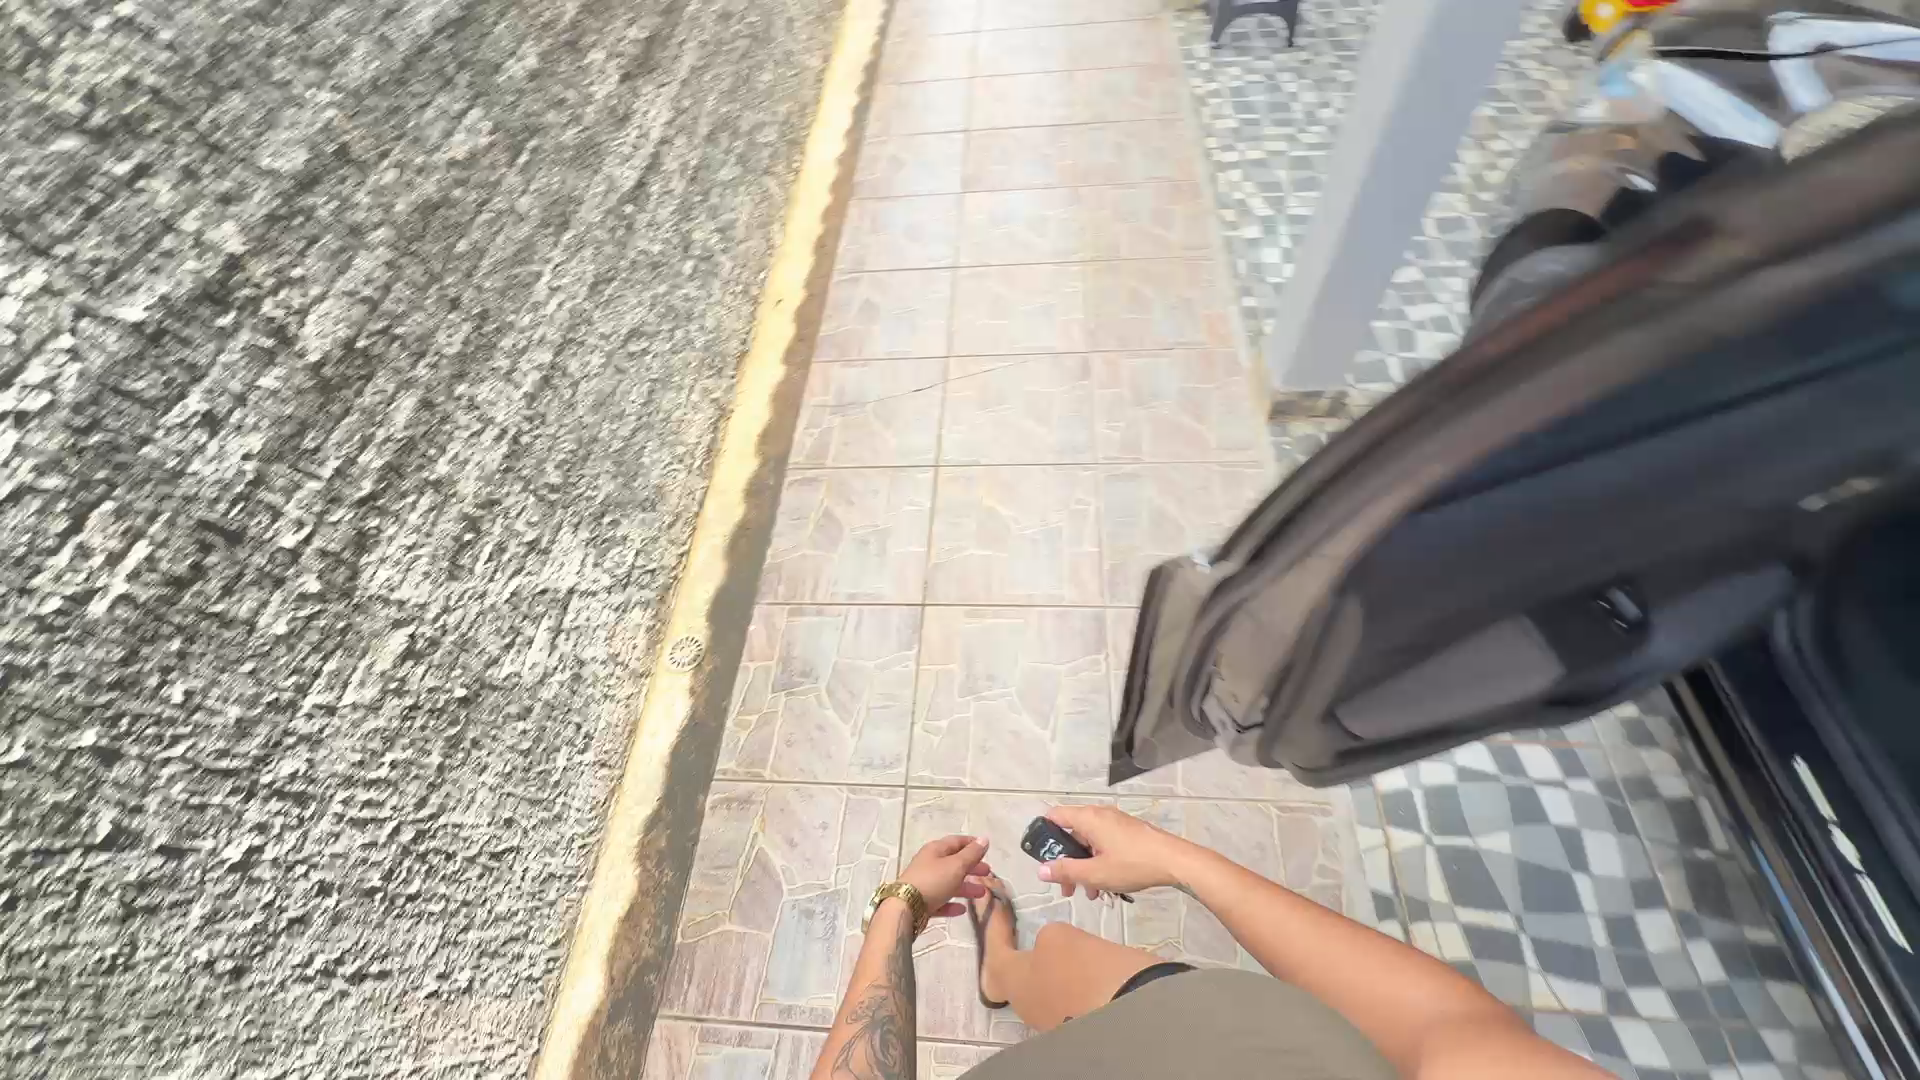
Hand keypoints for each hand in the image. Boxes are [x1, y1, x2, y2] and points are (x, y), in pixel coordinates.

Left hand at [898, 835, 990, 917]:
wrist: (905, 908)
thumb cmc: (933, 881)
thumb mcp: (956, 865)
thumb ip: (971, 854)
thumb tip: (984, 839)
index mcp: (935, 850)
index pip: (956, 841)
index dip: (972, 844)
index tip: (986, 849)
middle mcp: (929, 863)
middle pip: (954, 862)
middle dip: (971, 867)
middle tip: (987, 872)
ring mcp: (924, 882)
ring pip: (949, 882)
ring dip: (965, 886)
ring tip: (981, 893)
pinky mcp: (922, 901)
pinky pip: (941, 900)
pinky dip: (952, 903)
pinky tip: (962, 910)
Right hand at [1035, 806, 1198, 899]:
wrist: (1174, 861)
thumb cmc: (1132, 864)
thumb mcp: (1096, 873)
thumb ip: (1067, 871)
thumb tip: (1041, 870)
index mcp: (1088, 818)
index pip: (1055, 815)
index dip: (1043, 833)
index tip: (1042, 857)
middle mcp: (1099, 814)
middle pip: (1072, 833)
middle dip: (1067, 861)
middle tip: (1067, 888)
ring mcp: (1115, 822)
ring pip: (1089, 842)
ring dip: (1084, 866)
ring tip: (1089, 893)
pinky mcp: (1127, 832)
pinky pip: (1104, 843)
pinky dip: (1098, 861)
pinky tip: (1106, 885)